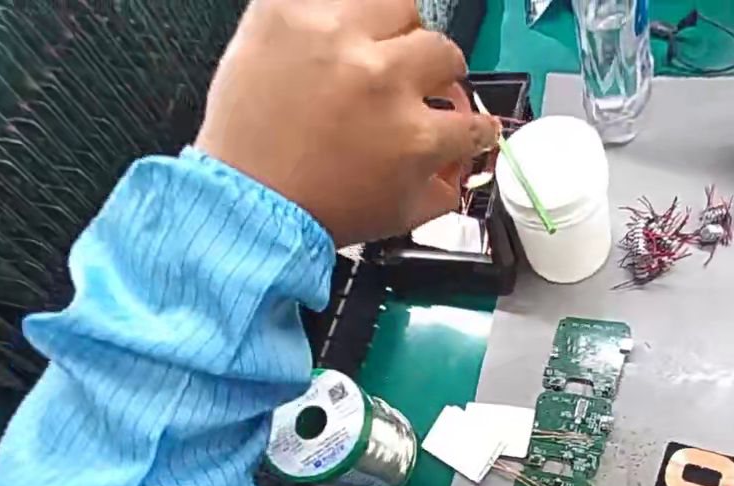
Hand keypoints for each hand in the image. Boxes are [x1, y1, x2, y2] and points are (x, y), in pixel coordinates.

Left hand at [194, 0, 500, 246]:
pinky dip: (346, 18)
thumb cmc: (331, 213)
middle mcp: (384, 78)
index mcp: (415, 137)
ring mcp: (336, 35)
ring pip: (399, 4)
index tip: (473, 129)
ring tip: (382, 50)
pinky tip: (338, 42)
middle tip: (426, 86)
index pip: (473, 123)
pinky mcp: (289, 11)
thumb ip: (444, 191)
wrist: (254, 199)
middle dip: (444, 75)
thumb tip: (463, 165)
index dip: (480, 129)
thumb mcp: (401, 216)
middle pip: (444, 53)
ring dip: (401, 31)